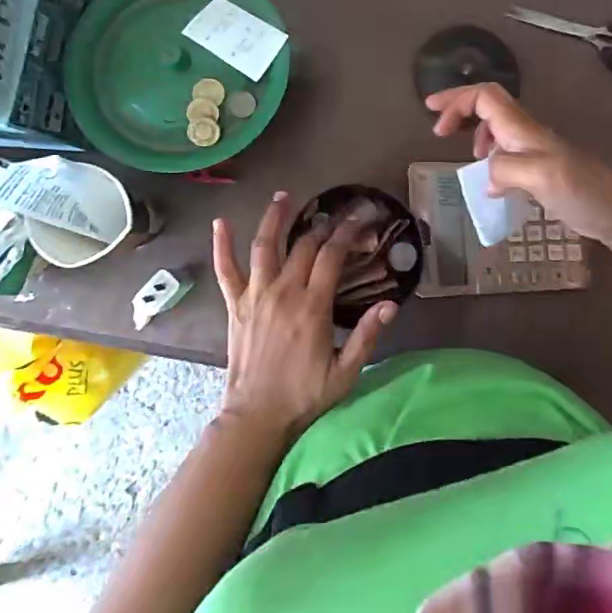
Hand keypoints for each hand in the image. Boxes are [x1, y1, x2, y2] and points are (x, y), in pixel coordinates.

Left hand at [213, 191, 396, 438]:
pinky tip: (219, 222)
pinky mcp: (236, 304)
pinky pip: (226, 269)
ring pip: (265, 246)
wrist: (257, 416)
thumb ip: (367, 336)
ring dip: (275, 218)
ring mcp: (256, 295)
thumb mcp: (345, 372)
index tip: (363, 220)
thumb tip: (392, 305)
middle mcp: (283, 292)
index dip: (349, 234)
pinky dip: (222, 245)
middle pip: (304, 245)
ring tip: (284, 196)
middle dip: (324, 225)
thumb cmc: (304, 396)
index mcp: (313, 306)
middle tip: (338, 215)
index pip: (333, 256)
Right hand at [426, 83, 611, 247]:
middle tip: (437, 127)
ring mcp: (535, 152)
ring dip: (474, 133)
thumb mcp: (540, 176)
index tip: (433, 117)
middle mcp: (527, 134)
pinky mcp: (541, 172)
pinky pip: (506, 155)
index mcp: (523, 130)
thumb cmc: (583, 191)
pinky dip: (489, 160)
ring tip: (465, 154)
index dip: (457, 100)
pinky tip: (491, 184)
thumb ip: (506, 169)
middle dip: (460, 109)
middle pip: (489, 106)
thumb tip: (484, 174)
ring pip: (497, 129)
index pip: (485, 98)